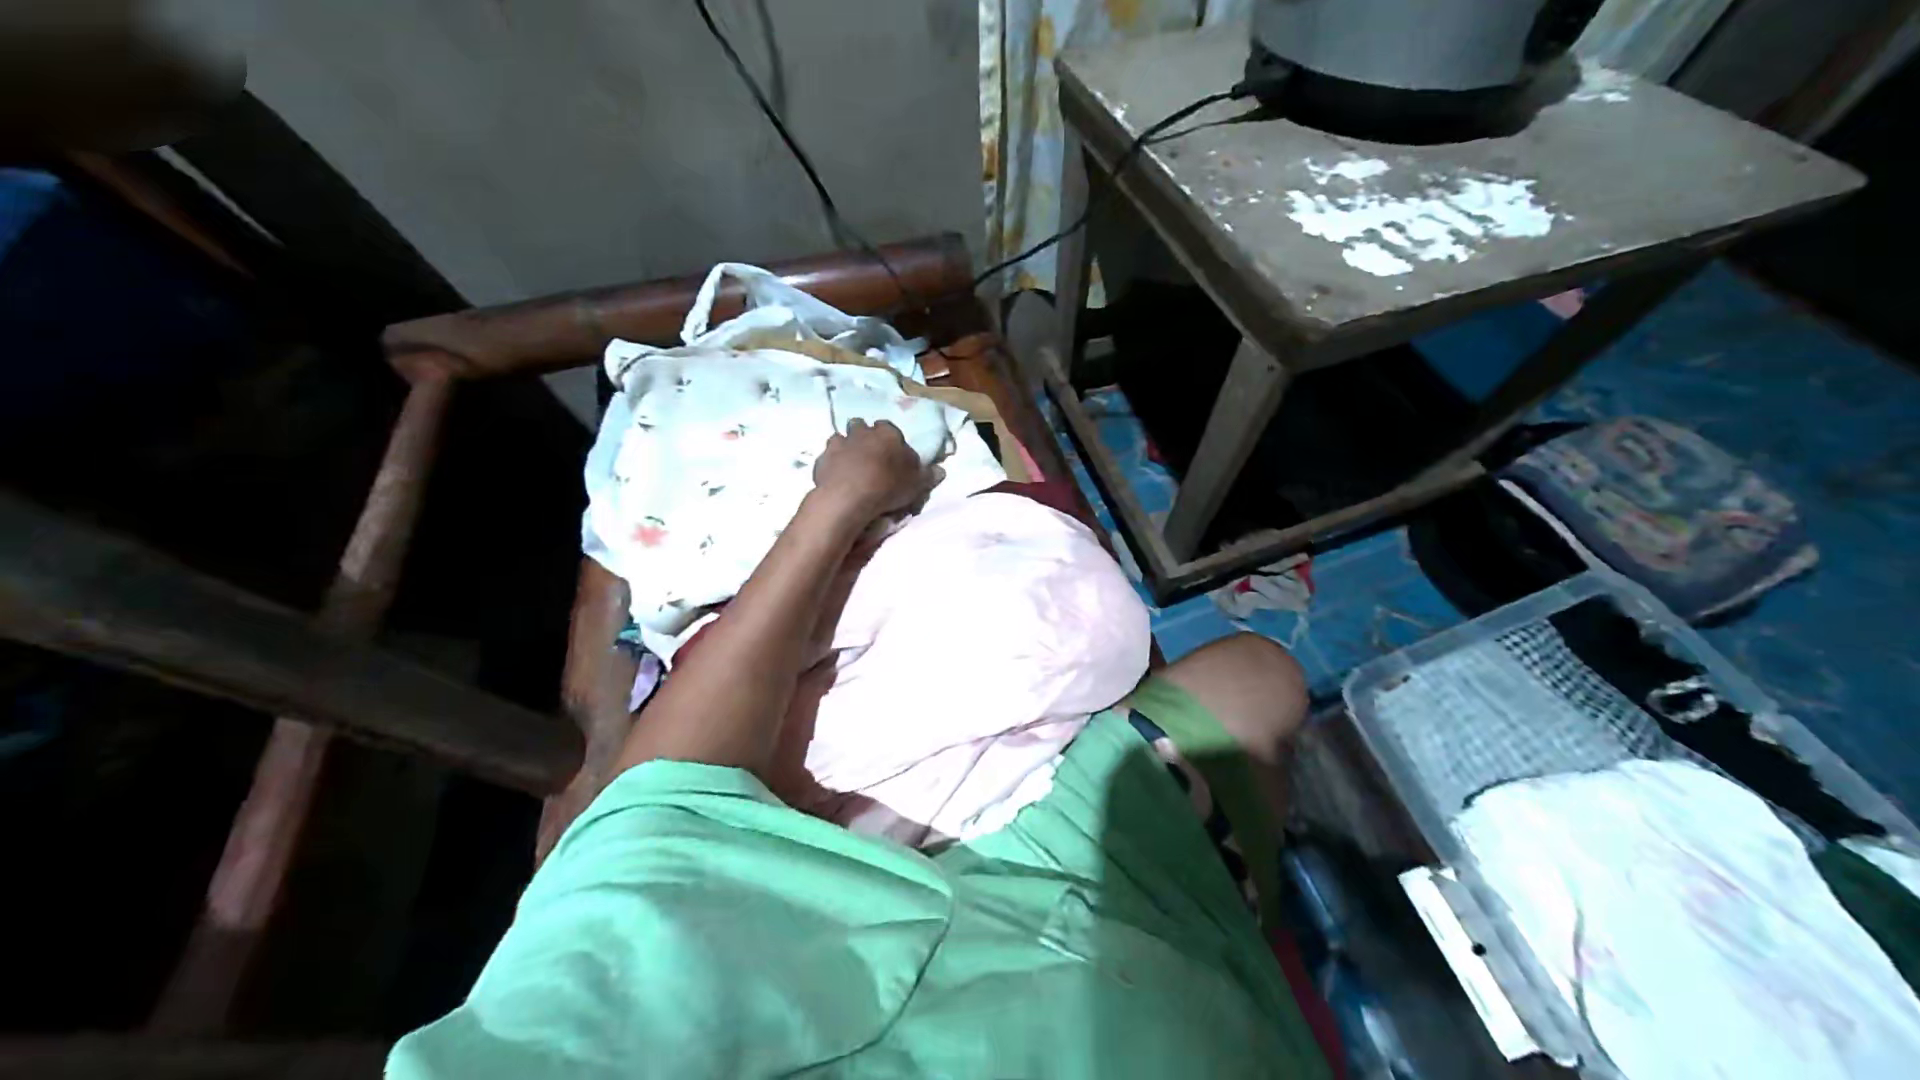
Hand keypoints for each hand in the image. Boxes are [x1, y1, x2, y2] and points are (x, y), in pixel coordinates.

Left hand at [811, 419, 938, 522]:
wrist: (849, 496)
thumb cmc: (888, 486)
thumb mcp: (917, 483)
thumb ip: (928, 475)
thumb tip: (940, 470)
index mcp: (887, 433)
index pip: (889, 427)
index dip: (890, 439)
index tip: (891, 452)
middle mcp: (862, 432)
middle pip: (860, 426)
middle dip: (863, 436)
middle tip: (869, 455)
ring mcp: (839, 443)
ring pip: (840, 438)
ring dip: (845, 448)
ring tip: (849, 465)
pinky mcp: (822, 458)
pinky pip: (827, 457)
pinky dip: (831, 464)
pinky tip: (836, 476)